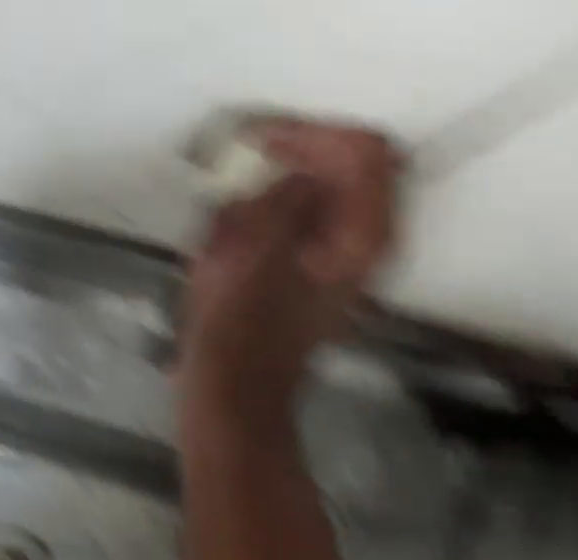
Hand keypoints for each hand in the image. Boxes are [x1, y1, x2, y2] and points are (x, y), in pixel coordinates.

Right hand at [177, 122, 401, 433]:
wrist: (227, 405)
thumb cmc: (235, 340)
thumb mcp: (251, 262)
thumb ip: (278, 205)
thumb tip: (289, 175)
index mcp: (361, 237)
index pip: (359, 152)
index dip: (309, 136)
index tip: (252, 142)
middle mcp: (360, 245)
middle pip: (340, 174)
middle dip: (283, 170)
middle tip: (234, 181)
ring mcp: (331, 266)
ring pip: (307, 205)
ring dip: (260, 206)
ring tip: (218, 233)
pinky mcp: (300, 284)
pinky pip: (284, 236)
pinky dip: (251, 233)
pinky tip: (216, 256)